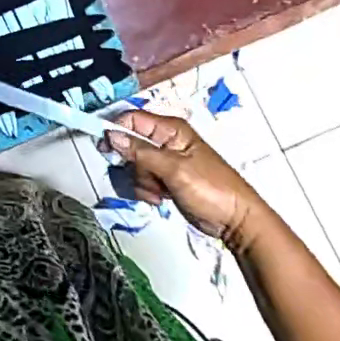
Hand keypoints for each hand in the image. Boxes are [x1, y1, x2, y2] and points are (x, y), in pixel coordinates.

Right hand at [101, 111, 277, 246]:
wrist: (235, 221)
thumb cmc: (212, 189)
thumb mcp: (174, 168)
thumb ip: (140, 151)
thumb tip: (111, 135)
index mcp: (170, 129)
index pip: (131, 119)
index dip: (115, 130)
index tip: (104, 147)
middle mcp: (164, 141)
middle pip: (128, 143)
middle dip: (130, 163)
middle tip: (143, 175)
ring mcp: (163, 161)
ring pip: (132, 165)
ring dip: (139, 181)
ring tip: (158, 191)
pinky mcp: (163, 179)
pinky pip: (140, 180)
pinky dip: (145, 191)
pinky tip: (159, 198)